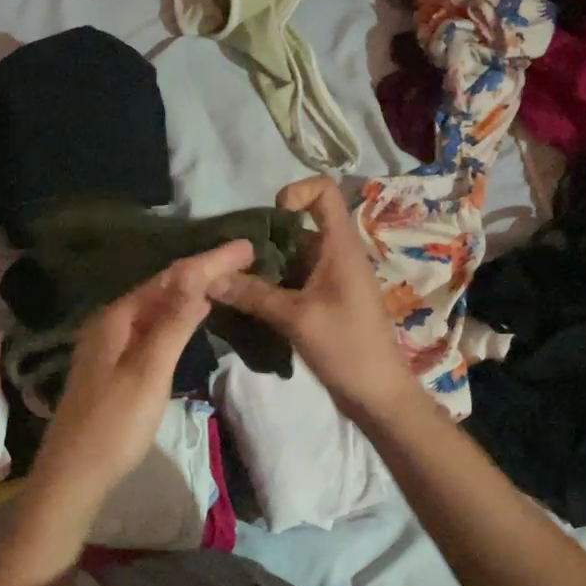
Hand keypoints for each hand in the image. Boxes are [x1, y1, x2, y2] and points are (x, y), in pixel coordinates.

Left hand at [26, 240, 257, 510]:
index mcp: (116, 319)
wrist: (74, 472)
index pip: (170, 279)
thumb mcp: (149, 372)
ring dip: (188, 293)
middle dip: (200, 271)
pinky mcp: (111, 368)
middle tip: (241, 257)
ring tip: (223, 279)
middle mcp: (109, 324)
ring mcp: (107, 346)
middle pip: (160, 289)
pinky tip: (188, 320)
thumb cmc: (115, 424)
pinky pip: (148, 329)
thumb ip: (173, 325)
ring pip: (154, 309)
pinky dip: (174, 318)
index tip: (246, 246)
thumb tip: (196, 278)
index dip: (208, 262)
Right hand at [206, 176, 422, 421]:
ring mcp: (332, 282)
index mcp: (340, 247)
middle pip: (300, 228)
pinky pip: (295, 283)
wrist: (376, 394)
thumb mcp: (296, 318)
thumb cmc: (345, 347)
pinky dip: (272, 289)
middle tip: (234, 260)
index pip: (324, 192)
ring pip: (293, 259)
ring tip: (234, 286)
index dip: (295, 192)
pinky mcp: (325, 304)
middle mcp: (337, 256)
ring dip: (265, 268)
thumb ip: (253, 294)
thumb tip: (210, 277)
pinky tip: (250, 306)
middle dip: (265, 239)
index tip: (269, 219)